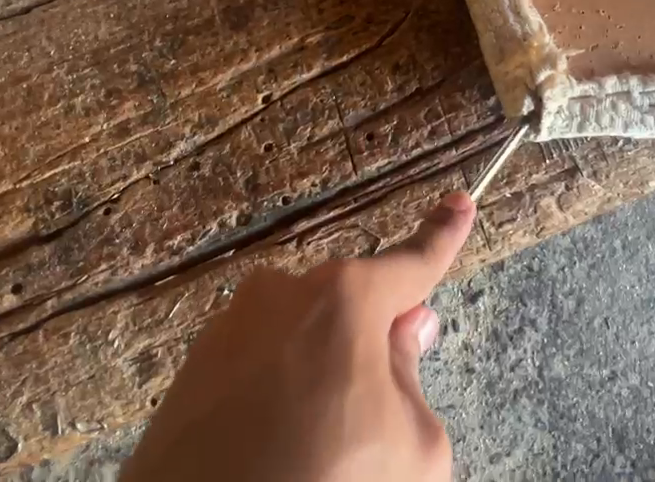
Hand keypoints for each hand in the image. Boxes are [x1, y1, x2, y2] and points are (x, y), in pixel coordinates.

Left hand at [121, 191, 476, 481]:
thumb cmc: (329, 481)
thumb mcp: (411, 445)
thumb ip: (413, 376)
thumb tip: (405, 330)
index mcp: (345, 297)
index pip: (412, 261)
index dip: (443, 234)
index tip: (461, 202)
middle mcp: (283, 292)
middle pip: (351, 308)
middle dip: (373, 341)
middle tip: (377, 406)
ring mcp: (231, 325)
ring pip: (301, 338)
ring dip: (319, 373)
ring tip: (313, 445)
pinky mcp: (193, 366)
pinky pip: (256, 365)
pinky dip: (273, 395)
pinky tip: (272, 447)